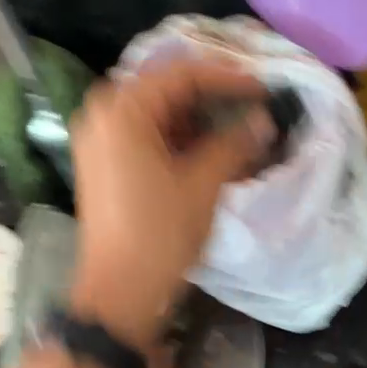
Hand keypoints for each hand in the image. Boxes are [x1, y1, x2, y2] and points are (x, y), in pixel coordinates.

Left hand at [68, 59, 270, 352]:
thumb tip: (264, 120)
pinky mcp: (107, 168)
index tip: (265, 88)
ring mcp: (101, 142)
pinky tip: (215, 155)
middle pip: (166, 91)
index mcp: (123, 109)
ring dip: (200, 123)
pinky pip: (148, 140)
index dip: (228, 78)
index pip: (181, 74)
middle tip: (255, 108)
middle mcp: (104, 114)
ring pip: (159, 117)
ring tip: (242, 133)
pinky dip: (182, 143)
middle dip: (213, 99)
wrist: (120, 293)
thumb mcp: (203, 186)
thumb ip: (233, 145)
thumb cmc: (160, 236)